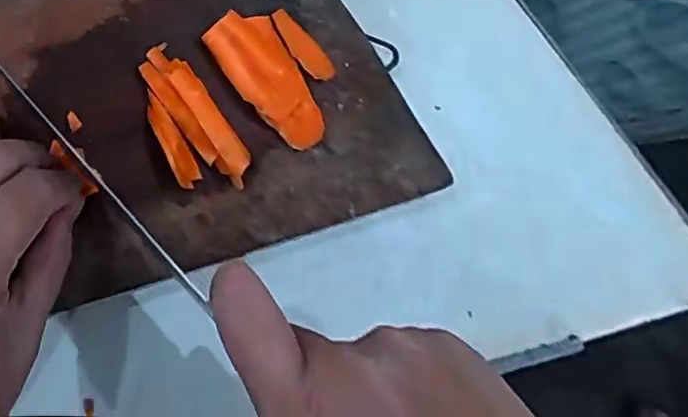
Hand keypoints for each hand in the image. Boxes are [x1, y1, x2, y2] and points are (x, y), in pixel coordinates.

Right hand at [212, 259, 534, 415]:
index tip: (232, 285)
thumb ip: (299, 403)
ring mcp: (406, 348)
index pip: (248, 318)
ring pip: (375, 363)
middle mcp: (352, 364)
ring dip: (392, 396)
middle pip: (321, 360)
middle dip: (341, 396)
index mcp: (311, 399)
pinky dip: (431, 390)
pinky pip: (419, 359)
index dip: (236, 298)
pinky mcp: (455, 347)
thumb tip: (296, 389)